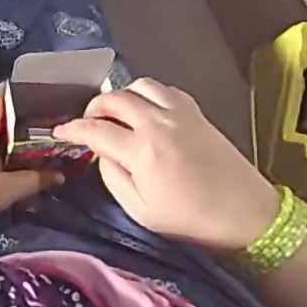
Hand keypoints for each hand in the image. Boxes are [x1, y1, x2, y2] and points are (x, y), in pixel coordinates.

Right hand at [52, 78, 279, 254]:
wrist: (245, 214)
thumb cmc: (189, 220)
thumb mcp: (140, 211)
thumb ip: (114, 178)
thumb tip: (103, 154)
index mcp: (142, 151)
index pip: (95, 130)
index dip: (72, 129)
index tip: (60, 132)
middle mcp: (159, 123)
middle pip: (115, 99)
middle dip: (94, 108)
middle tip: (87, 123)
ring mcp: (181, 113)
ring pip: (140, 85)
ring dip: (121, 95)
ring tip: (115, 113)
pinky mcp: (197, 112)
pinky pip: (165, 89)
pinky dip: (147, 94)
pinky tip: (145, 111)